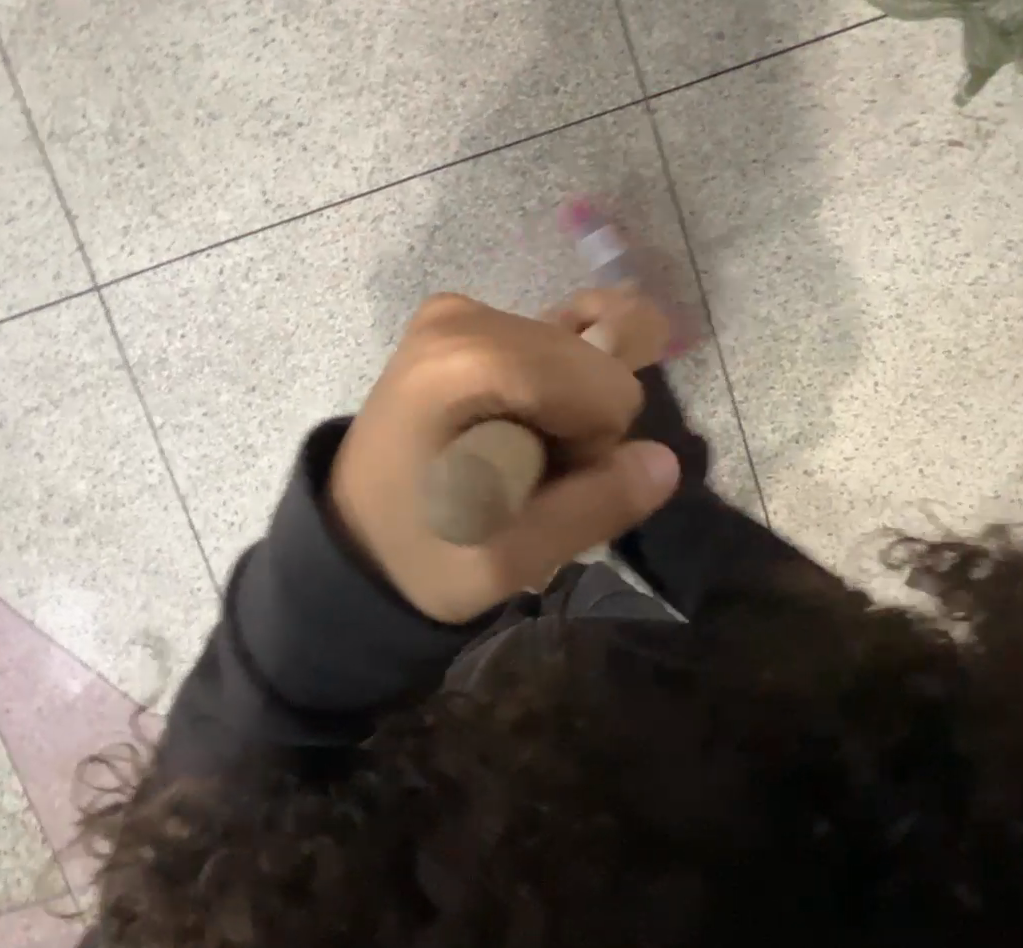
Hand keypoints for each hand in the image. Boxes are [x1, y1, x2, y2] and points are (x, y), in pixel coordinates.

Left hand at [329, 290, 679, 623]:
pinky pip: (559, 334)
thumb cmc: (424, 554)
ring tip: (514, 456)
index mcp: (468, 363)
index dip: (591, 450)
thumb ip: (588, 510)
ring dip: (569, 413)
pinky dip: (566, 380)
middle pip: (597, 363)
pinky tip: (544, 412)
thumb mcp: (506, 560)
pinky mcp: (467, 320)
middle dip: (582, 428)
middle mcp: (466, 316)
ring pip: (585, 353)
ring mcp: (463, 311)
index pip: (603, 390)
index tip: (538, 487)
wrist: (358, 539)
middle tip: (525, 476)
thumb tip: (664, 462)